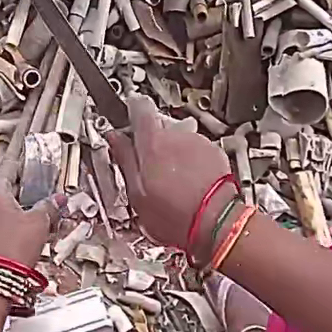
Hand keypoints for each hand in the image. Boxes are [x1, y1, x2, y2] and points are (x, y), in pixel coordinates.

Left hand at [0, 154, 58, 268]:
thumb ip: (49, 206)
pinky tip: (33, 223)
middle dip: (28, 186)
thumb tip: (58, 199)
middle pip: (7, 184)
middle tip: (47, 184)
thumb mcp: (38, 222)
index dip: (26, 161)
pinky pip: (1, 217)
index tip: (35, 155)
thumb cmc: (12, 246)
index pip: (11, 165)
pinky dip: (15, 216)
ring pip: (5, 202)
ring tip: (44, 206)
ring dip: (23, 203)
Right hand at [105, 95, 234, 262]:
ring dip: (171, 152)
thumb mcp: (137, 192)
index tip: (126, 116)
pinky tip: (185, 182)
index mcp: (152, 142)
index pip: (139, 107)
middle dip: (150, 141)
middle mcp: (176, 135)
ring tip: (169, 180)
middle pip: (158, 125)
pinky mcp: (213, 151)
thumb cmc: (176, 215)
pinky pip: (195, 148)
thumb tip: (114, 140)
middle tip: (146, 168)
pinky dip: (189, 160)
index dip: (131, 108)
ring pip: (177, 137)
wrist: (216, 224)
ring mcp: (197, 142)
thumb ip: (124, 158)